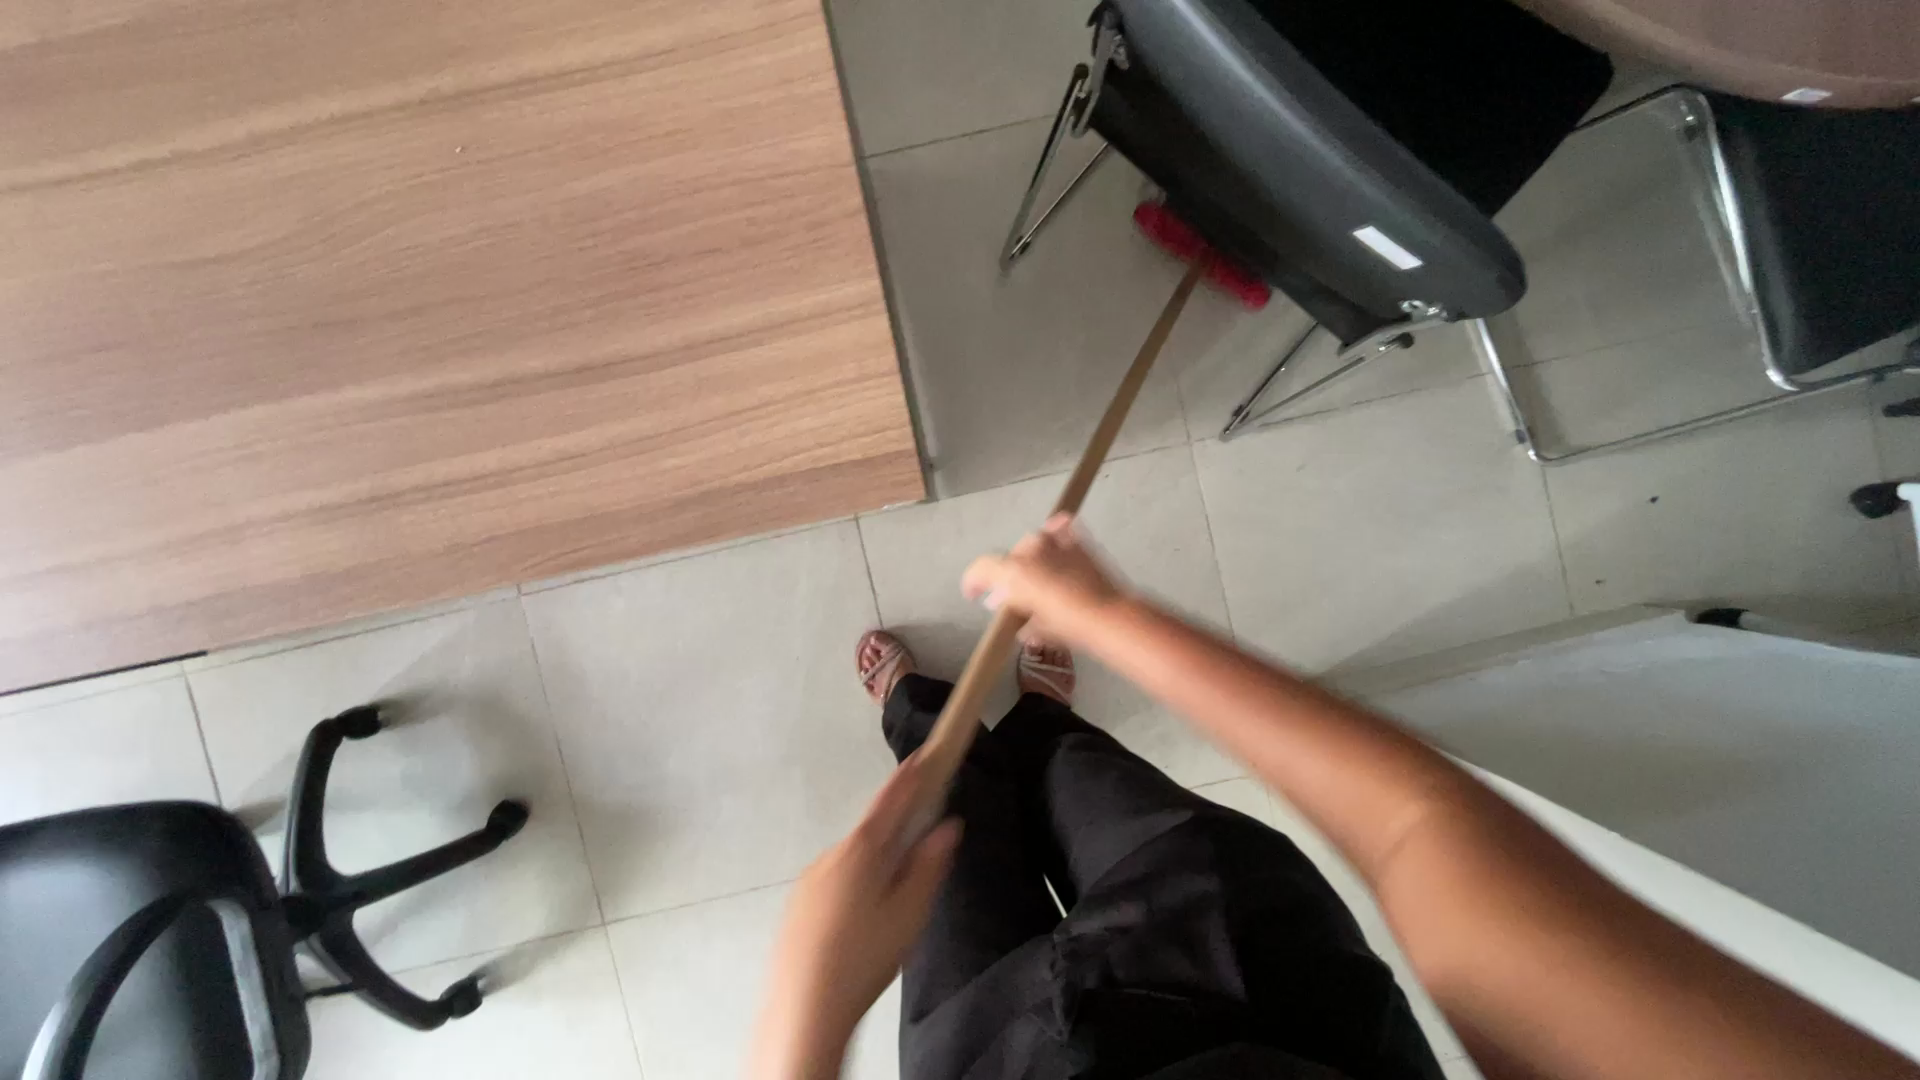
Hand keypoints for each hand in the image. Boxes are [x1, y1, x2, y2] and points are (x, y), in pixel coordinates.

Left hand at [748, 753, 961, 1079]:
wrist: (802, 1010)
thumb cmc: (864, 957)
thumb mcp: (910, 913)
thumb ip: (928, 864)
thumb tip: (947, 825)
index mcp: (862, 850)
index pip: (891, 800)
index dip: (910, 776)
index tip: (922, 754)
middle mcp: (832, 854)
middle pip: (872, 831)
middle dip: (895, 832)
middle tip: (919, 849)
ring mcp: (810, 879)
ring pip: (853, 861)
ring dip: (874, 867)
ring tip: (889, 911)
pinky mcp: (798, 904)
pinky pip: (835, 882)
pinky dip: (853, 889)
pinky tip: (858, 927)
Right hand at [961, 513, 1128, 645]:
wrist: (1109, 614)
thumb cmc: (1069, 626)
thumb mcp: (1039, 629)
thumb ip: (1023, 622)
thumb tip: (1022, 628)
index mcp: (1014, 572)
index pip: (981, 569)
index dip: (972, 582)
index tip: (972, 594)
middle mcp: (1030, 551)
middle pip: (1009, 559)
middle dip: (1006, 576)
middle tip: (1010, 596)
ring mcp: (1055, 542)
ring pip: (1032, 544)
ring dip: (1029, 558)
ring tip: (1034, 575)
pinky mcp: (1078, 541)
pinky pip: (1060, 529)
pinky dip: (1055, 535)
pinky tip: (1056, 542)